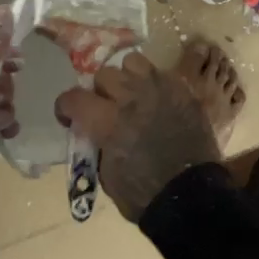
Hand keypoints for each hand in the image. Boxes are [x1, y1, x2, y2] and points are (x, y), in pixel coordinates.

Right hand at [53, 51, 220, 221]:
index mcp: (108, 121)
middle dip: (99, 91)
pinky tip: (156, 100)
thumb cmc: (144, 195)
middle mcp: (131, 96)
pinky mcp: (181, 88)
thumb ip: (97, 144)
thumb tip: (93, 132)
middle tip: (106, 108)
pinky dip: (152, 83)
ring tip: (132, 96)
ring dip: (127, 78)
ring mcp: (158, 88)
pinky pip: (160, 72)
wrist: (192, 196)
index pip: (74, 97)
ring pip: (132, 62)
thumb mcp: (106, 175)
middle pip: (103, 75)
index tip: (69, 116)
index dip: (65, 106)